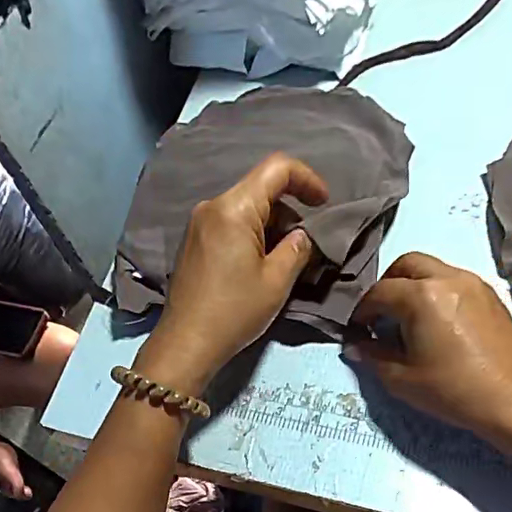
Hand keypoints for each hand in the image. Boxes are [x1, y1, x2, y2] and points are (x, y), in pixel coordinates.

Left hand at [141, 153, 331, 387]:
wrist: (187, 342)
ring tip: (285, 260)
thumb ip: (297, 249)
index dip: (307, 179)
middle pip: (260, 189)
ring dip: (271, 226)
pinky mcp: (193, 243)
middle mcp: (212, 207)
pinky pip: (229, 225)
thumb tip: (302, 236)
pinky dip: (251, 235)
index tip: (323, 203)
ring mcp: (198, 224)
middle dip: (290, 209)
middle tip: (306, 245)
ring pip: (245, 208)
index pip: (277, 168)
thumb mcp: (276, 282)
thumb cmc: (234, 312)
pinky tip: (259, 265)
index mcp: (233, 208)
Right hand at [345, 252, 511, 446]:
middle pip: (407, 265)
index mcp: (422, 296)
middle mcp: (448, 278)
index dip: (362, 311)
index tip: (358, 330)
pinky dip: (436, 292)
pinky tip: (435, 323)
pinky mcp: (490, 295)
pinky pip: (454, 281)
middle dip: (387, 285)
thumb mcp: (402, 379)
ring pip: (433, 269)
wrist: (511, 399)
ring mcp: (473, 283)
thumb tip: (356, 345)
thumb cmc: (452, 390)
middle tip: (380, 315)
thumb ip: (373, 356)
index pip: (380, 292)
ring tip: (407, 320)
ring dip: (413, 286)